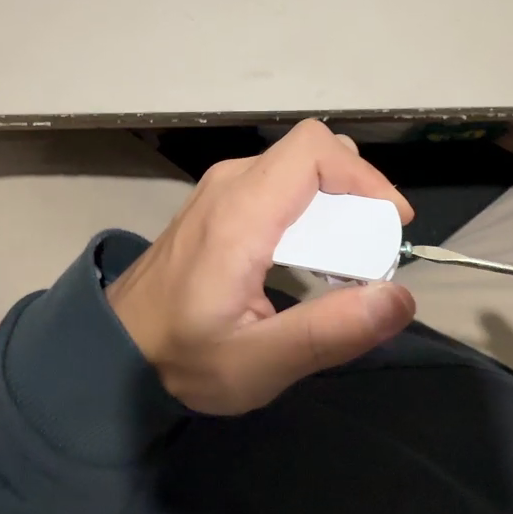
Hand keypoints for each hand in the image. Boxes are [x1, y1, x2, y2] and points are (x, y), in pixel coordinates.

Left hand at [106, 120, 417, 415]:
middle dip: (355, 193)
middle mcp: (230, 185)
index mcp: (240, 212)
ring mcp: (219, 191)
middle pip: (310, 154)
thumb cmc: (180, 357)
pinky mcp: (217, 205)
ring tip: (349, 258)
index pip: (314, 151)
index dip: (364, 176)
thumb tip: (400, 297)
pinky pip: (277, 184)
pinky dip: (309, 209)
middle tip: (373, 249)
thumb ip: (329, 332)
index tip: (391, 223)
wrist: (112, 350)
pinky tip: (311, 257)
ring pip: (295, 167)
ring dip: (334, 202)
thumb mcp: (258, 363)